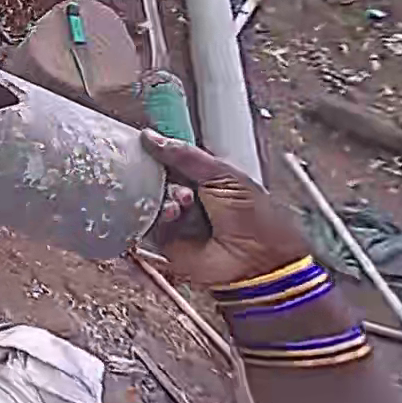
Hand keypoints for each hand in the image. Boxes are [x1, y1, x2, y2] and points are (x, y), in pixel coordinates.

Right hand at [139, 130, 311, 287]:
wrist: (257, 266)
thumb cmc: (255, 222)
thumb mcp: (226, 178)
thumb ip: (187, 156)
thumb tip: (149, 136)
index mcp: (207, 178)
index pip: (173, 156)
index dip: (159, 149)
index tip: (144, 142)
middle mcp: (188, 194)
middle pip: (155, 174)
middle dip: (156, 171)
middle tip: (160, 171)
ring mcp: (175, 215)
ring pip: (149, 194)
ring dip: (163, 194)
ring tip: (181, 201)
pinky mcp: (163, 235)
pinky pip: (148, 217)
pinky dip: (159, 214)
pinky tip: (174, 214)